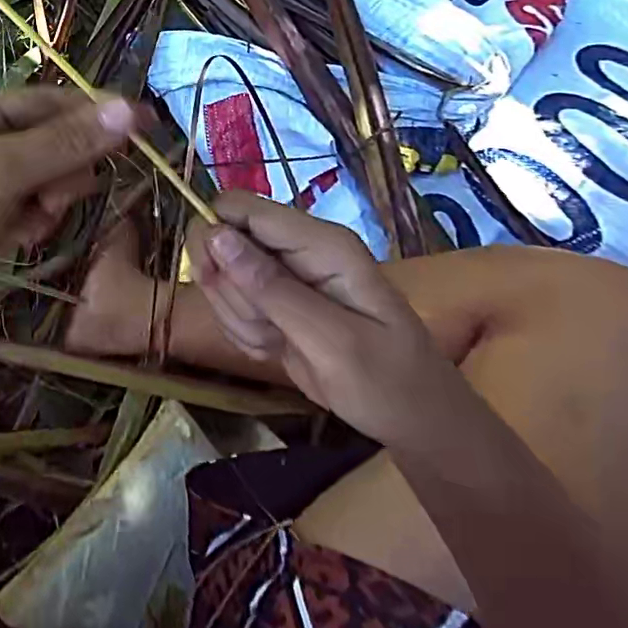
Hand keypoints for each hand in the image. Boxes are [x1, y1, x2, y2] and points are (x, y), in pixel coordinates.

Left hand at [0, 88, 143, 335]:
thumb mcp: (0, 171)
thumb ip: (65, 142)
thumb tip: (127, 109)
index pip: (55, 102)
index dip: (101, 115)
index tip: (150, 127)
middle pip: (57, 142)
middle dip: (64, 170)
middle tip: (50, 197)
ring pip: (49, 180)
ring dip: (48, 202)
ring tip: (25, 222)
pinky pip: (32, 210)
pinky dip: (31, 224)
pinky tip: (11, 240)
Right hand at [185, 191, 443, 444]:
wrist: (414, 421)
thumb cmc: (387, 381)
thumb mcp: (330, 340)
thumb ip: (270, 287)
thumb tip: (214, 234)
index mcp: (321, 241)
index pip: (240, 206)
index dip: (214, 236)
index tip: (212, 280)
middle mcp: (299, 247)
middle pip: (223, 240)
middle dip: (230, 289)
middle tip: (265, 328)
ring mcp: (286, 274)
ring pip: (222, 275)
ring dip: (238, 316)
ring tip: (278, 343)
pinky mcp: (275, 301)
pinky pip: (232, 304)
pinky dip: (243, 332)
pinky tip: (275, 350)